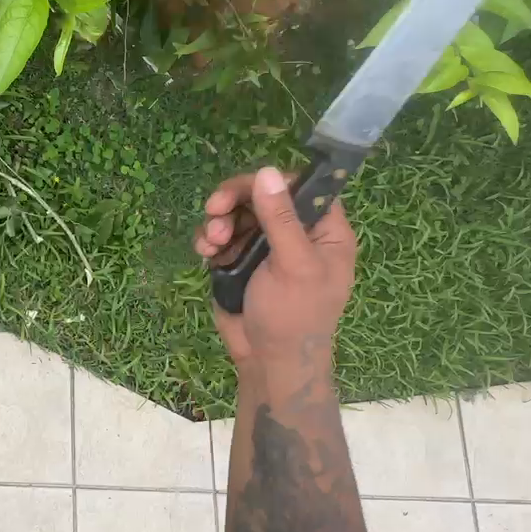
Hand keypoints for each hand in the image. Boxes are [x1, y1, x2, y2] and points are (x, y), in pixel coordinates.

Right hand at [193, 165, 356, 376]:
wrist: (267, 360)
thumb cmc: (293, 315)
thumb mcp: (293, 264)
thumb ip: (280, 217)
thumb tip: (267, 171)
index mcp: (324, 232)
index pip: (302, 187)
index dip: (272, 182)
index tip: (245, 191)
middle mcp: (296, 233)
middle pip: (261, 195)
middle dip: (234, 201)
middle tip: (214, 210)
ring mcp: (265, 246)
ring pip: (236, 213)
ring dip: (217, 222)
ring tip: (211, 244)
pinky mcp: (239, 259)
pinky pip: (221, 235)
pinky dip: (209, 239)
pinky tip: (205, 254)